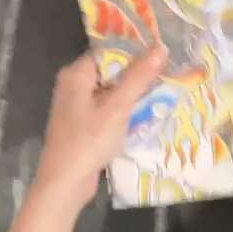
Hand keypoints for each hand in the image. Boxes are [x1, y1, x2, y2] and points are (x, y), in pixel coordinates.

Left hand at [29, 47, 168, 210]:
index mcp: (76, 74)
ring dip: (132, 94)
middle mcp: (73, 85)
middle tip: (167, 71)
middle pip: (110, 71)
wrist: (64, 183)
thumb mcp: (118, 107)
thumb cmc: (88, 140)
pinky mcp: (82, 125)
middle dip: (136, 74)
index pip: (108, 52)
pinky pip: (106, 109)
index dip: (133, 51)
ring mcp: (76, 106)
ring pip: (110, 92)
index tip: (160, 52)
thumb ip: (139, 78)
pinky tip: (145, 114)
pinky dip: (123, 111)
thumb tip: (160, 48)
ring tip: (163, 90)